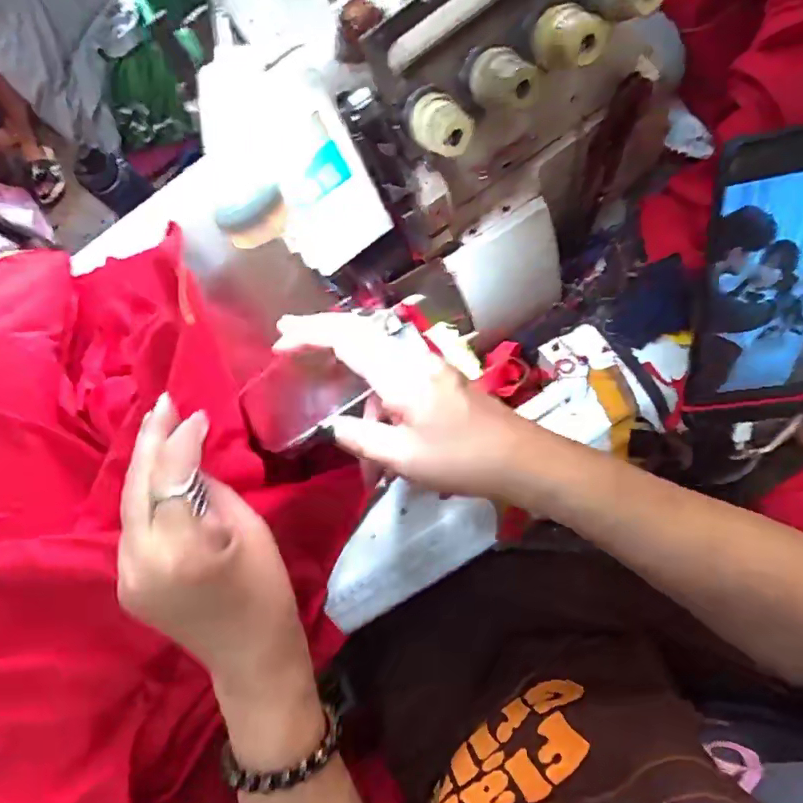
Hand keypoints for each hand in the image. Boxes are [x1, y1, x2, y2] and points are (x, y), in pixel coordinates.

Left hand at [117, 394, 312, 703]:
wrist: (250, 656)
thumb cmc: (266, 591)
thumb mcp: (249, 529)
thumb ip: (210, 491)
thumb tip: (187, 462)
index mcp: (180, 550)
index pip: (169, 477)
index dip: (179, 441)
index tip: (194, 414)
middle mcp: (141, 562)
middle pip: (137, 487)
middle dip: (149, 441)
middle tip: (163, 404)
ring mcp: (126, 576)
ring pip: (129, 506)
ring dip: (144, 467)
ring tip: (158, 429)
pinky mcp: (125, 585)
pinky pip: (133, 530)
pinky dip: (145, 499)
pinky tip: (157, 475)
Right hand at [272, 313, 569, 505]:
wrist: (521, 460)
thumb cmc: (461, 459)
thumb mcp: (403, 457)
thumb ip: (360, 438)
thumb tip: (333, 427)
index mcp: (401, 374)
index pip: (348, 338)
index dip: (311, 333)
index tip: (281, 337)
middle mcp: (414, 362)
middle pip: (360, 336)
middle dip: (324, 338)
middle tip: (291, 341)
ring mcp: (430, 370)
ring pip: (380, 373)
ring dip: (366, 413)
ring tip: (371, 469)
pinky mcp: (441, 384)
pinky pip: (398, 387)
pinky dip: (385, 415)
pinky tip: (390, 458)